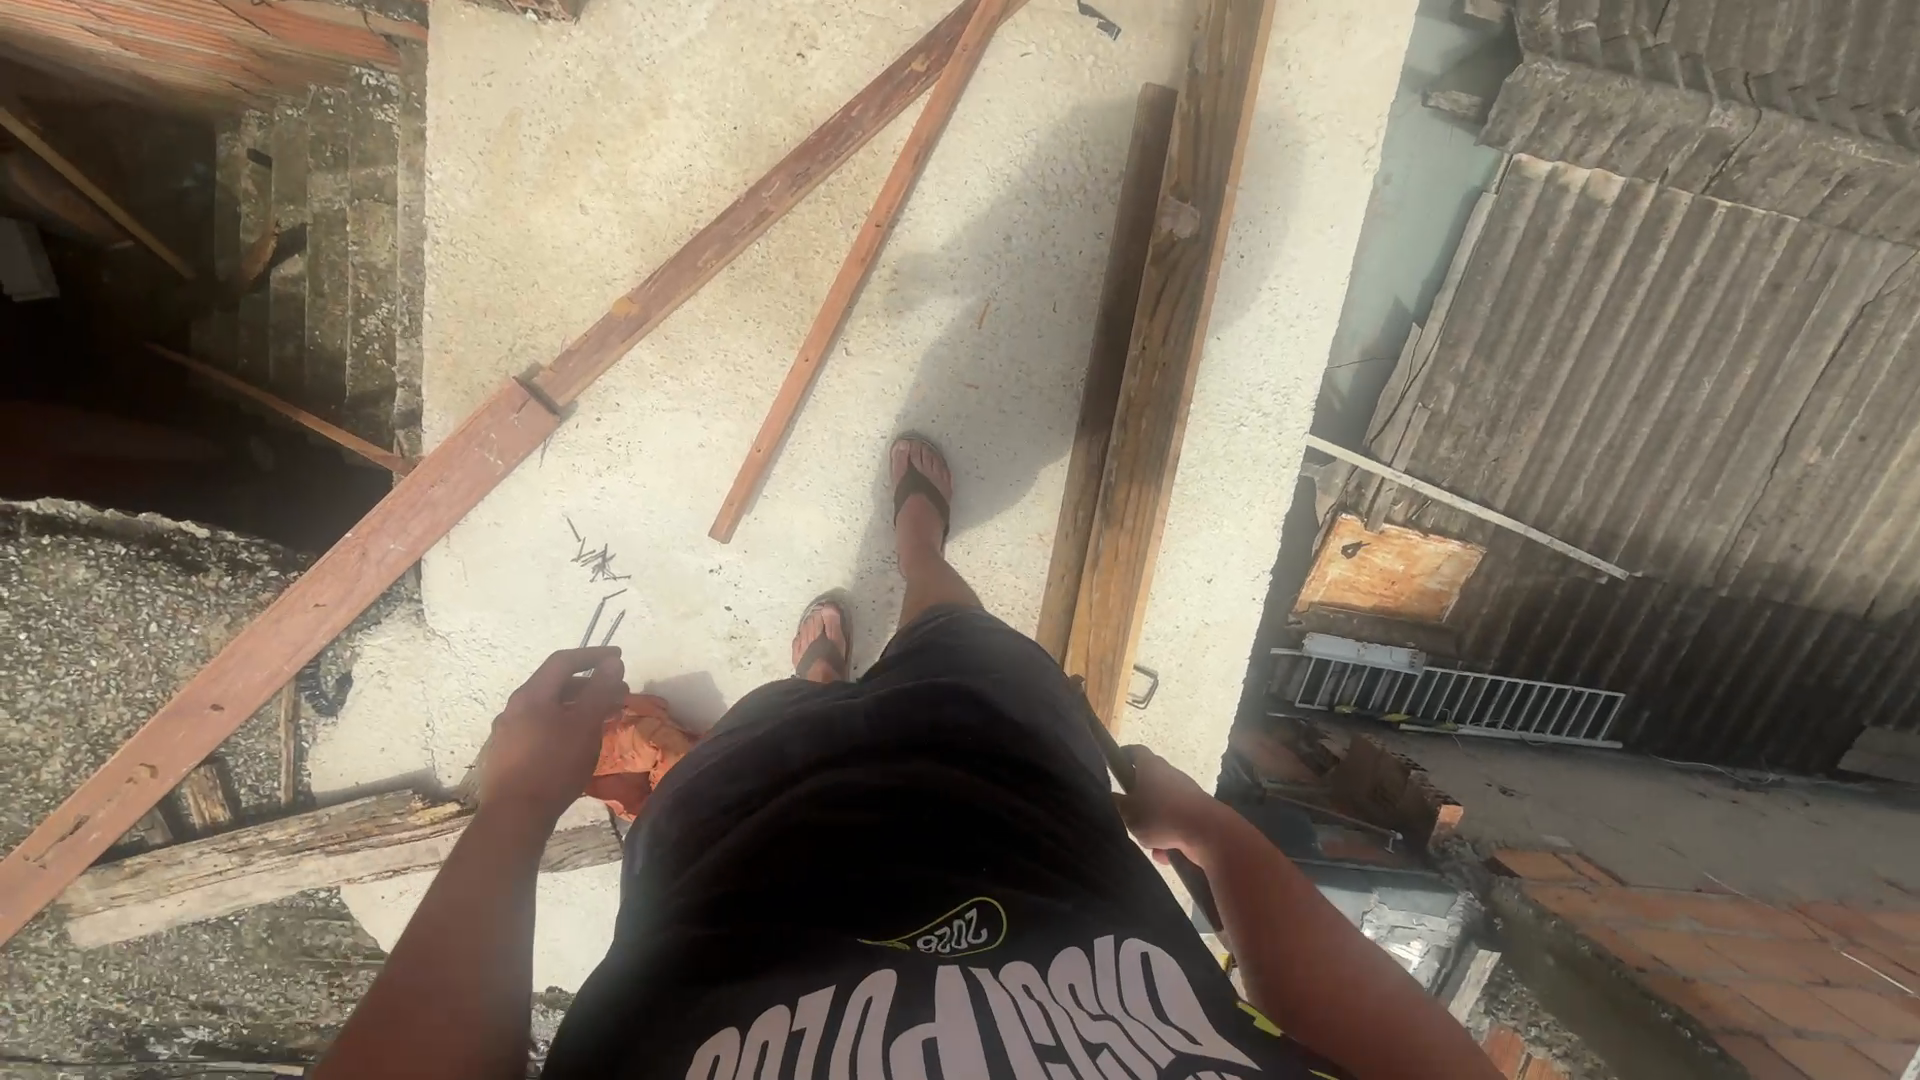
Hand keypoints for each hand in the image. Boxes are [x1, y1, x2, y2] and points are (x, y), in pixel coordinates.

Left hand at [478, 647, 628, 821]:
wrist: (515, 815)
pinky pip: (541, 726)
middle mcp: (514, 707)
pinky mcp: (507, 754)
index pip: (564, 661)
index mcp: (532, 695)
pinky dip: (565, 723)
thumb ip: (600, 690)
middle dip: (591, 684)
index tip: (618, 658)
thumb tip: (612, 662)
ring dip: (579, 705)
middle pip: (556, 684)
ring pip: (549, 707)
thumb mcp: (586, 724)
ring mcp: (507, 732)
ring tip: (603, 719)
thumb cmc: (555, 764)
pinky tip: (578, 741)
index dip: (593, 655)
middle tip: (619, 694)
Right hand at [1113, 746, 1233, 862]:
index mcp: (1151, 767)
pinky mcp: (1199, 814)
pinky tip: (1168, 854)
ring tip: (1151, 846)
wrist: (1208, 833)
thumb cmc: (1161, 816)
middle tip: (1130, 818)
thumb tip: (1114, 797)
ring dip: (1155, 827)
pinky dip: (1171, 838)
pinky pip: (1177, 824)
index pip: (1135, 752)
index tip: (1116, 765)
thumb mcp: (1129, 813)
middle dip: (1139, 804)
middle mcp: (1170, 775)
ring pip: (1163, 809)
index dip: (1124, 756)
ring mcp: (1187, 794)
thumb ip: (1118, 804)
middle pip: (1149, 784)